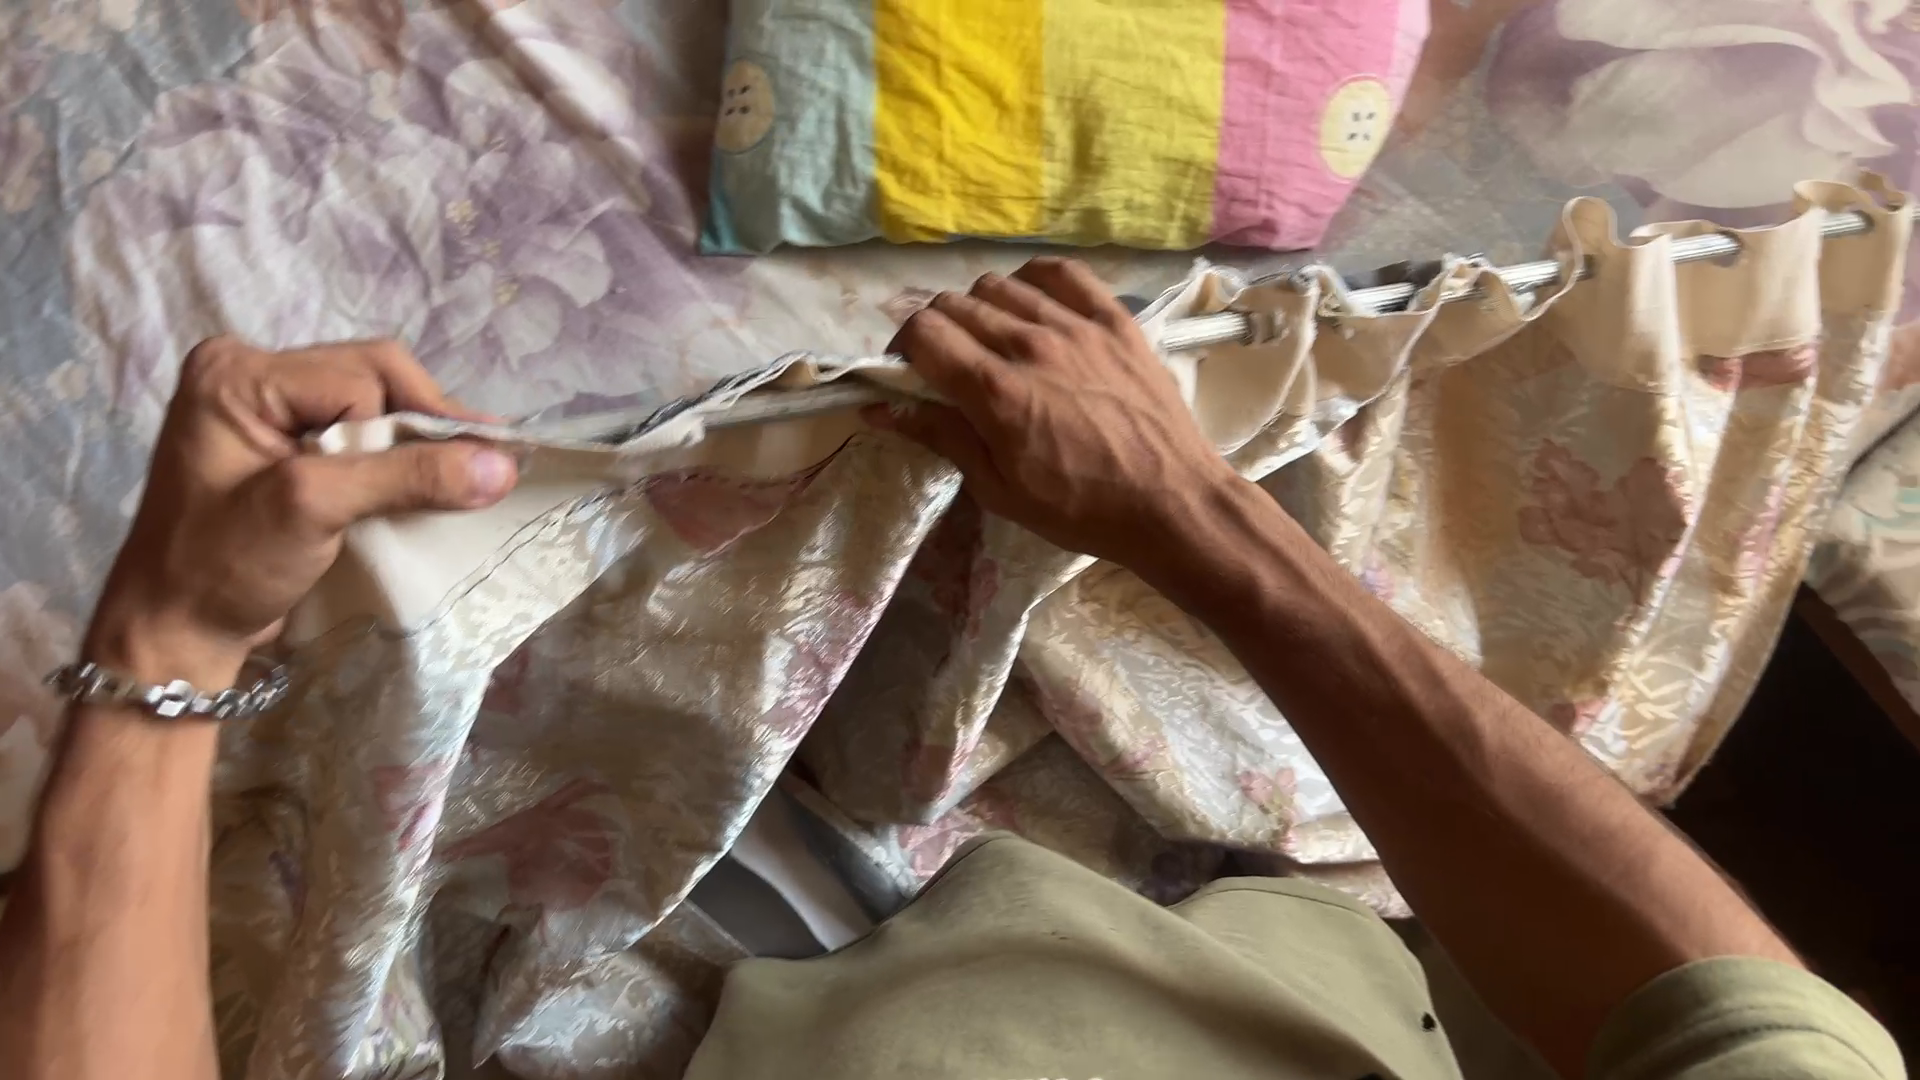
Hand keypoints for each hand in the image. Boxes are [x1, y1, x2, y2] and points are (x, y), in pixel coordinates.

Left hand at [87, 338, 519, 688]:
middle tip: (478, 469)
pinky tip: (432, 484)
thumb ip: (408, 477)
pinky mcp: (295, 444)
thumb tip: (505, 465)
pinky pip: (374, 433)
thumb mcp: (316, 508)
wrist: (181, 628)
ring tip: (462, 479)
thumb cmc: (227, 564)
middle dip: (429, 427)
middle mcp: (256, 376)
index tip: (466, 473)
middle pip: (382, 379)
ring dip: (425, 445)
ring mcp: (275, 411)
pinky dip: (409, 459)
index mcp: (240, 374)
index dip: (421, 421)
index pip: (368, 376)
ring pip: (386, 405)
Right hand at [870, 257, 1238, 571]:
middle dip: (935, 332)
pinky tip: (1032, 306)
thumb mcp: (998, 489)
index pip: (923, 332)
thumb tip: (878, 408)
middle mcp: (1031, 344)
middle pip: (954, 305)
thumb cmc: (1079, 509)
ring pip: (999, 285)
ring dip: (978, 309)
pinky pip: (1060, 273)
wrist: (1169, 501)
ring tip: (991, 342)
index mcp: (996, 392)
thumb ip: (940, 436)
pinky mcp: (1114, 318)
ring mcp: (1076, 325)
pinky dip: (1031, 282)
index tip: (908, 371)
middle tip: (947, 366)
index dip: (902, 348)